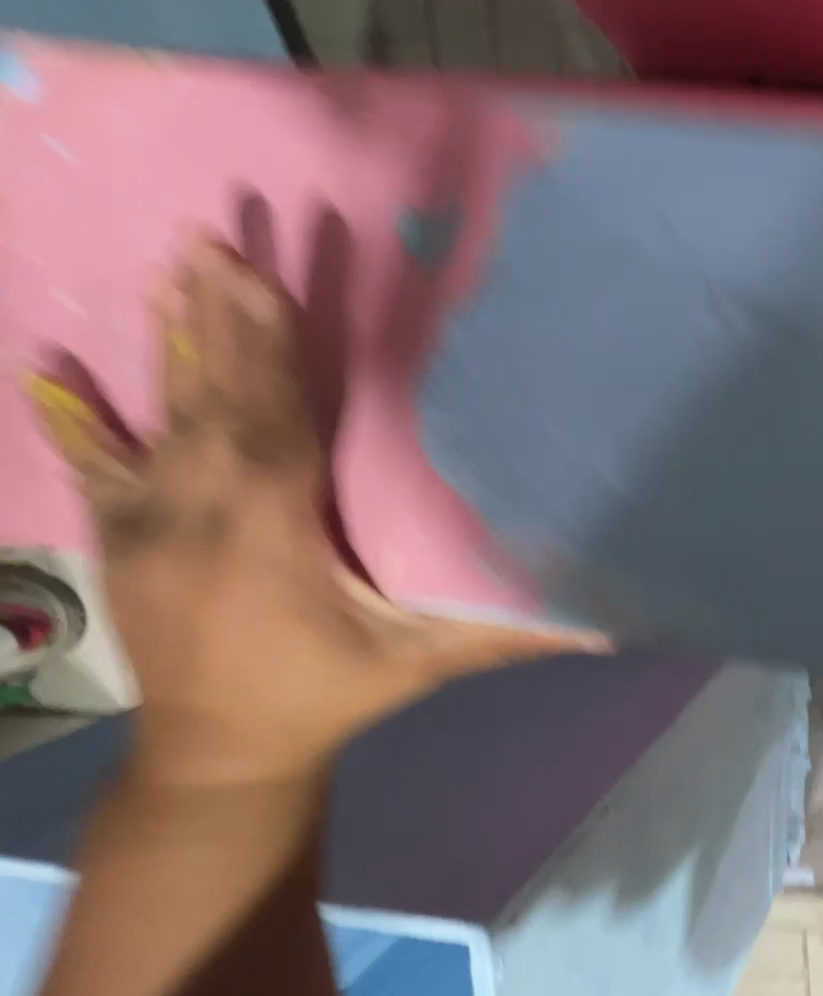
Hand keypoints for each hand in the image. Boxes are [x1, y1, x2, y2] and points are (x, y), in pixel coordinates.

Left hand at [28, 234, 604, 787]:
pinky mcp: (121, 540)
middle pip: (210, 406)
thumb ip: (499, 635)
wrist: (215, 756)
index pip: (268, 433)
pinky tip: (53, 361)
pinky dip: (80, 410)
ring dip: (169, 343)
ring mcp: (145, 531)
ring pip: (157, 419)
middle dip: (219, 321)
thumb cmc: (330, 696)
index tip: (263, 284)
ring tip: (174, 268)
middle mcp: (196, 523)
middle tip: (213, 239)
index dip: (266, 359)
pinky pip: (97, 464)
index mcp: (268, 544)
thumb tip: (596, 623)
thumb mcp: (420, 665)